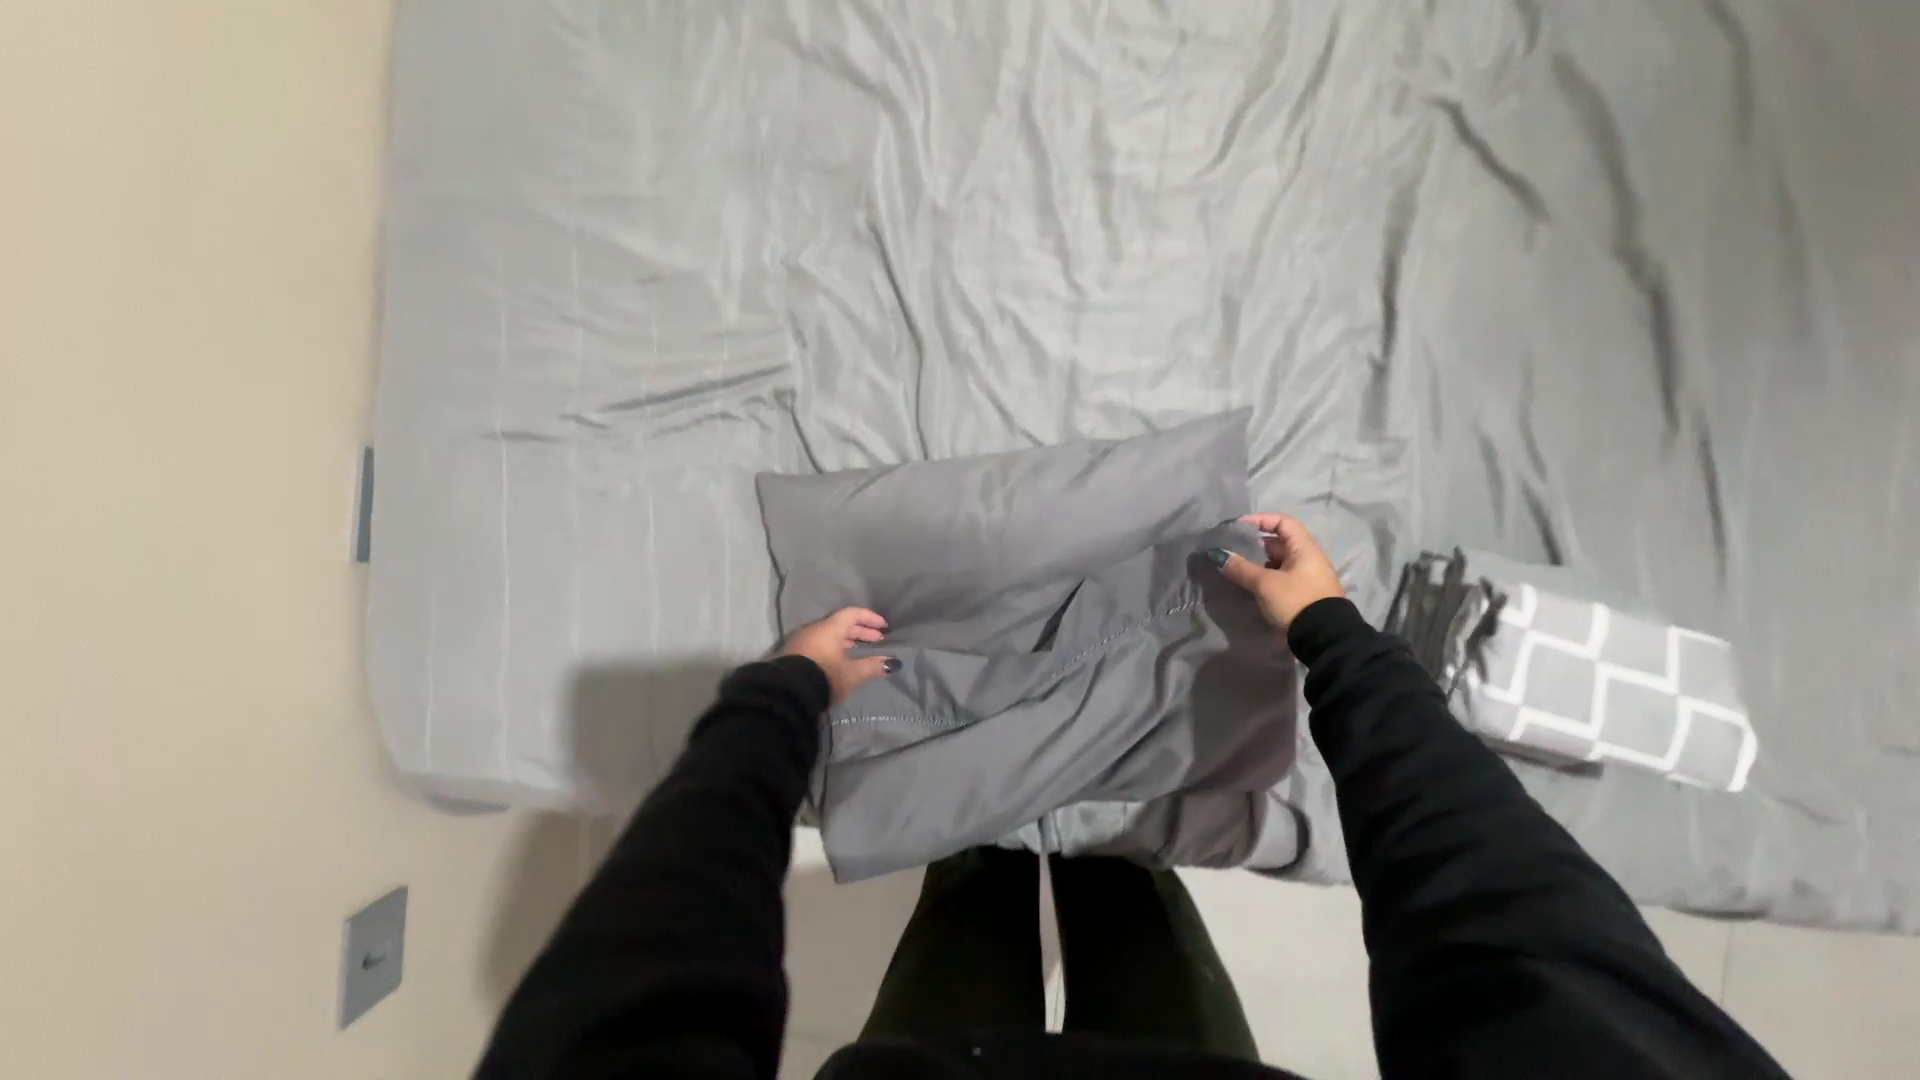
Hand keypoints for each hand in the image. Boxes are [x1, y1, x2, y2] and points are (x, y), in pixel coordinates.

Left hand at [779, 607, 898, 702]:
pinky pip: (819, 643)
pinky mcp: (794, 654)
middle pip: (841, 624)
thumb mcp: (852, 674)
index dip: (870, 618)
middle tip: (877, 640)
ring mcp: (802, 641)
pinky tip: (840, 660)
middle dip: (861, 631)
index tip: (884, 626)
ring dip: (846, 640)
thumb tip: (893, 663)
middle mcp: (815, 629)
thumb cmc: (824, 676)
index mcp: (830, 628)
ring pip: (829, 634)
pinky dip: (833, 647)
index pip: (852, 614)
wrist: (787, 693)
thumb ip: (872, 666)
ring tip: (860, 650)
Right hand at [1209, 513, 1345, 631]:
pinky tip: (1250, 585)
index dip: (1260, 520)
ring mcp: (1308, 576)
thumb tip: (1218, 555)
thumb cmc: (1296, 601)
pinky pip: (1281, 576)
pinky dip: (1265, 576)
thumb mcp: (1264, 584)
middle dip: (1255, 545)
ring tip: (1237, 569)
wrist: (1324, 637)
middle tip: (1232, 550)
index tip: (1238, 527)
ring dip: (1258, 563)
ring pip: (1279, 561)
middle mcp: (1308, 558)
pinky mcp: (1304, 593)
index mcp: (1304, 548)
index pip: (1282, 522)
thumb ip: (1241, 568)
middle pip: (1279, 542)